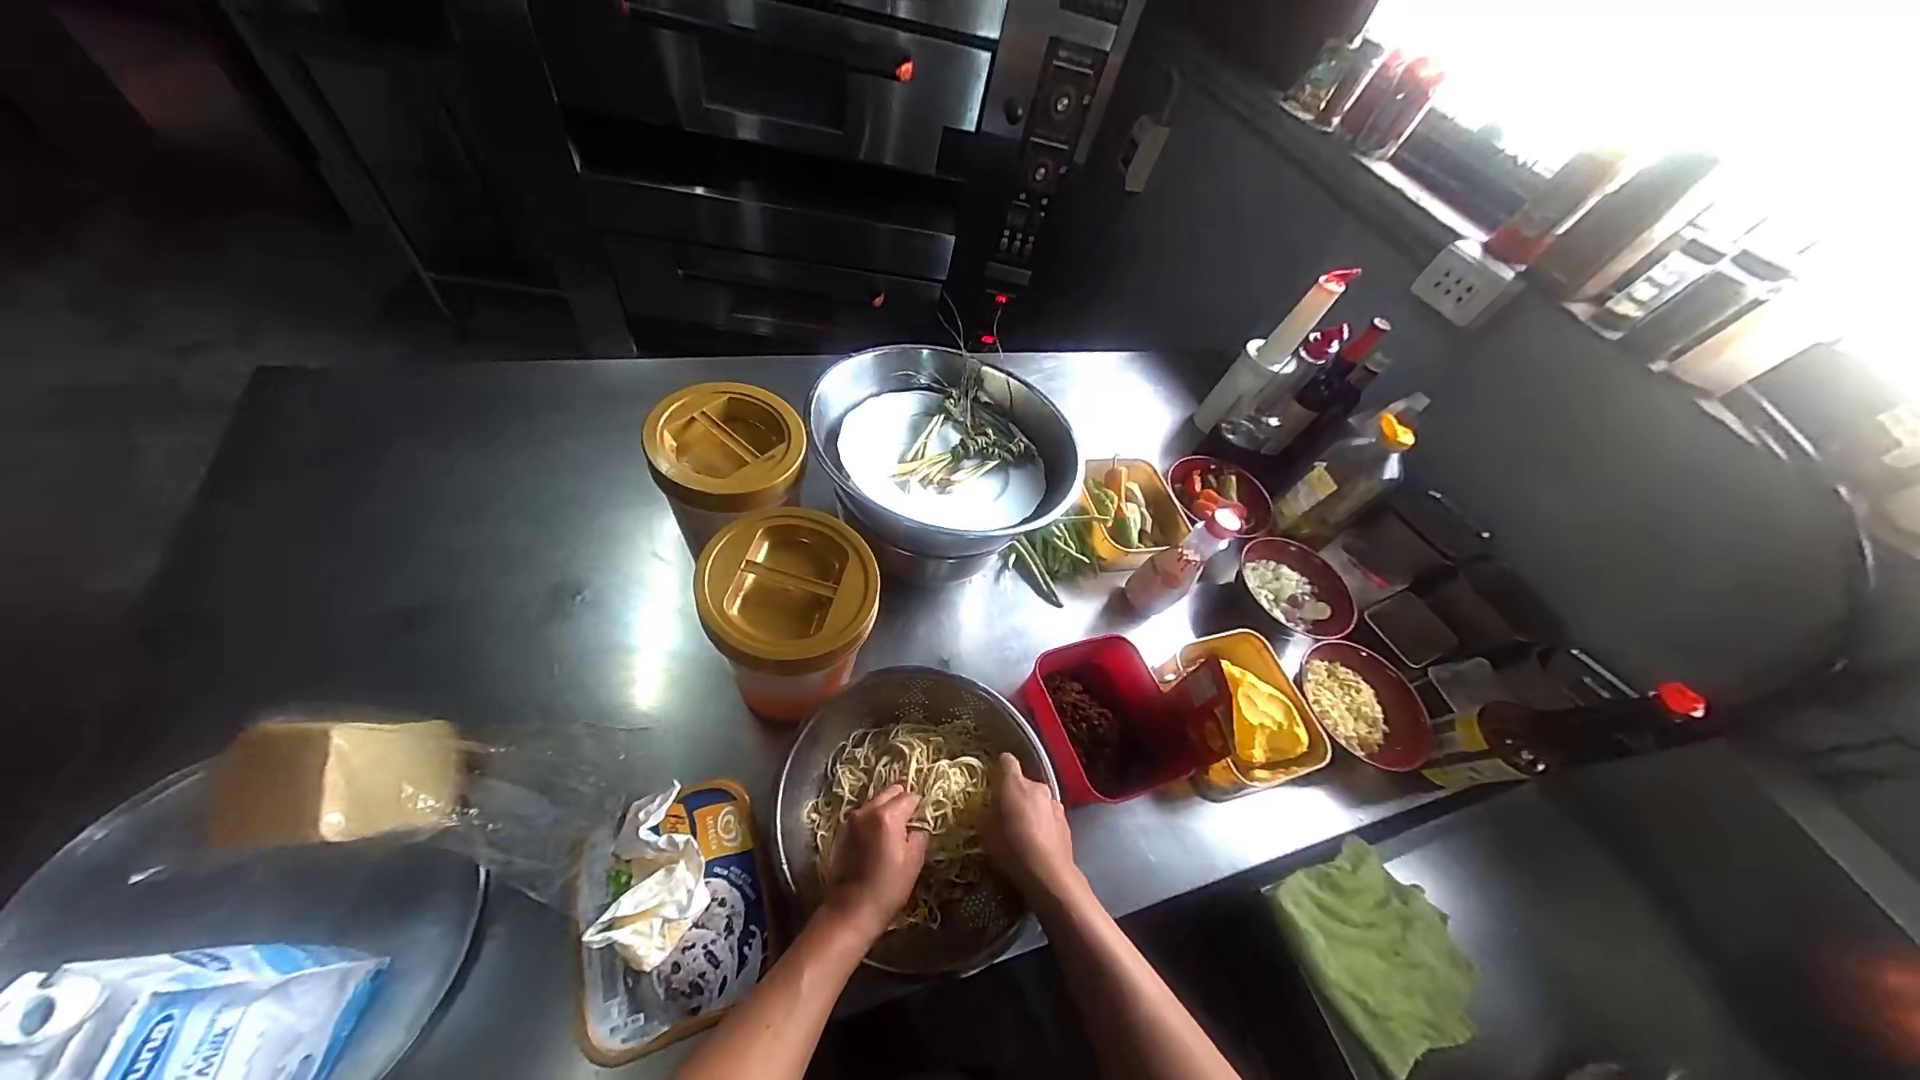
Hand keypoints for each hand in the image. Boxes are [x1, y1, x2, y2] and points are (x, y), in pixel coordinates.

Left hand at [823, 784, 928, 938]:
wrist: (850, 910)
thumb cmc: (887, 888)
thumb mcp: (913, 862)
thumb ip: (919, 835)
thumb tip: (916, 827)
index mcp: (887, 816)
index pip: (910, 797)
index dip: (919, 808)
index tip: (921, 823)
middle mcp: (867, 811)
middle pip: (891, 793)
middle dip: (902, 803)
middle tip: (909, 825)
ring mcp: (853, 820)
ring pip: (877, 802)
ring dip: (887, 811)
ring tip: (894, 834)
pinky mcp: (844, 831)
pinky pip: (865, 815)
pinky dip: (874, 820)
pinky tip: (878, 841)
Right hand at [983, 753, 1083, 903]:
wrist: (1049, 874)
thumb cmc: (1011, 848)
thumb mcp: (985, 831)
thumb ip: (986, 812)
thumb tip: (988, 807)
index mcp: (1014, 783)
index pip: (1006, 760)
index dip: (998, 769)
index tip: (992, 783)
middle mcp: (1037, 786)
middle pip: (1022, 782)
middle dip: (1014, 794)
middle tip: (1004, 815)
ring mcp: (1054, 802)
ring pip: (1037, 799)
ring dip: (1030, 808)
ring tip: (1023, 832)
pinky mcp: (1065, 820)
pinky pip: (1049, 814)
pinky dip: (1043, 822)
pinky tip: (1038, 842)